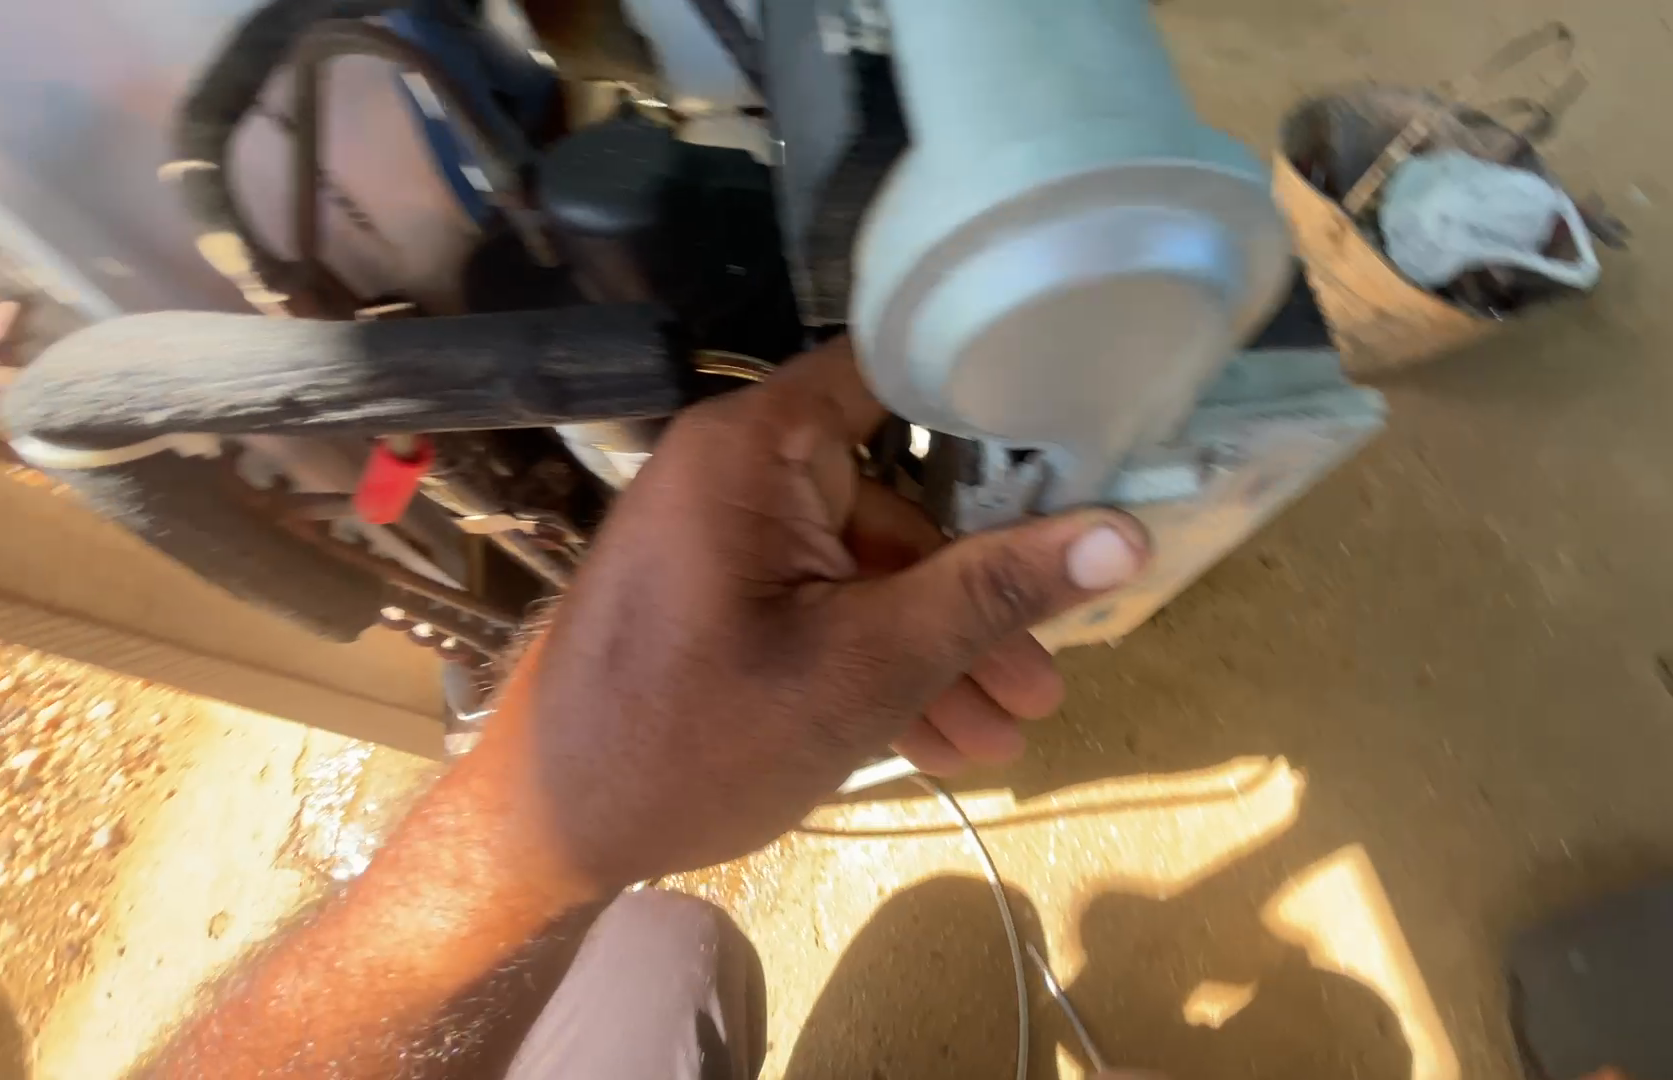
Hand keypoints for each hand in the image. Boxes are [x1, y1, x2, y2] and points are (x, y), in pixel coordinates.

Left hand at [471, 339, 1147, 895]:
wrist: (547, 836)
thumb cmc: (696, 737)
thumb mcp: (866, 666)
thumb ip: (993, 593)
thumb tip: (1125, 536)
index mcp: (759, 449)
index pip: (891, 374)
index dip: (983, 398)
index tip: (1067, 444)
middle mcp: (745, 474)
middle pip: (897, 508)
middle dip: (974, 599)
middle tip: (1044, 676)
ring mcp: (737, 540)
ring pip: (868, 575)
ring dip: (938, 652)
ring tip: (1007, 729)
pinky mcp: (731, 597)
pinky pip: (826, 610)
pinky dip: (880, 666)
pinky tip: (944, 741)